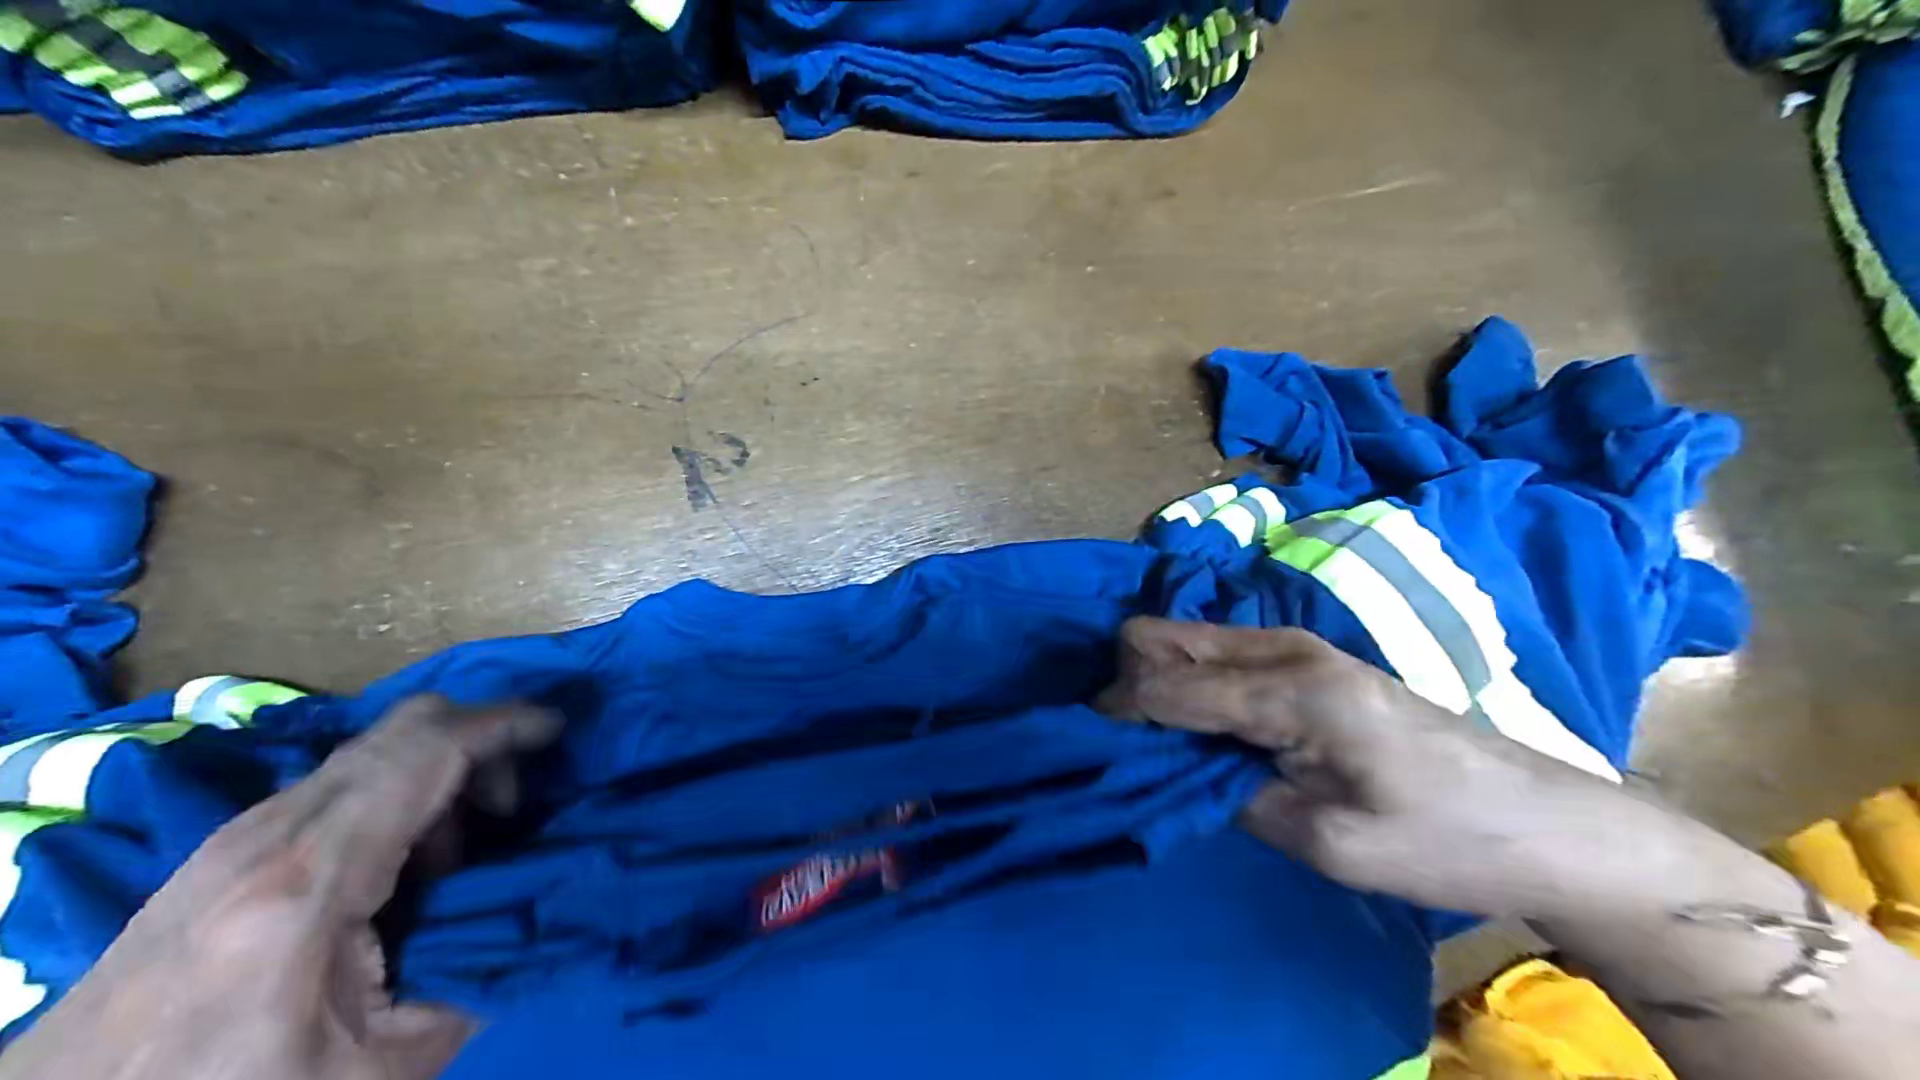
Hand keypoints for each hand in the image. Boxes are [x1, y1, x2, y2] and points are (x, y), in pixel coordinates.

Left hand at [0, 695, 560, 1079]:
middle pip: (405, 728)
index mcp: (311, 873)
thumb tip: (549, 913)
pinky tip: (402, 867)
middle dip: (480, 743)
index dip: (506, 724)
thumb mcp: (380, 1067)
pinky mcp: (223, 852)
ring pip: (374, 751)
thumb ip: (478, 976)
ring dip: (439, 775)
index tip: (561, 732)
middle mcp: (271, 830)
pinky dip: (398, 797)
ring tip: (463, 850)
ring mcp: (238, 835)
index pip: (428, 745)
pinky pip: (342, 785)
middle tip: (514, 807)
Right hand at [1097, 617, 1744, 921]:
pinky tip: (1203, 728)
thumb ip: (1229, 789)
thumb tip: (1170, 759)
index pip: (1162, 684)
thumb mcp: (1325, 841)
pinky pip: (1212, 653)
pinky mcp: (1302, 657)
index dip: (1118, 715)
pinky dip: (1186, 682)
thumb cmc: (1440, 840)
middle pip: (1159, 636)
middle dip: (1127, 684)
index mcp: (1289, 689)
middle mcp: (1280, 647)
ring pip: (1180, 638)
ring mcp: (1292, 644)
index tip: (1100, 752)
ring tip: (1164, 743)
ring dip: (1155, 681)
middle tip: (1137, 749)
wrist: (1545, 822)